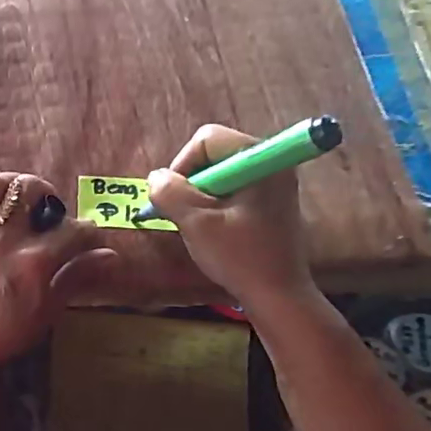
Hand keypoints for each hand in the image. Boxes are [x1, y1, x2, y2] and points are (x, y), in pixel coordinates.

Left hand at [0, 171, 115, 374]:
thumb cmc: (5, 332)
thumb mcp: (48, 310)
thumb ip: (76, 276)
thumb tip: (110, 255)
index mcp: (36, 260)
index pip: (75, 229)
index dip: (89, 232)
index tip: (87, 240)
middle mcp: (7, 239)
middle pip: (29, 190)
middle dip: (46, 192)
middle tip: (47, 208)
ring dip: (11, 183)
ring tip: (19, 195)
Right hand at [147, 124, 315, 308]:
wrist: (276, 291)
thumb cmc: (238, 255)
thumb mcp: (196, 223)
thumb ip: (171, 194)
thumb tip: (154, 177)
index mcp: (259, 160)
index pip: (207, 140)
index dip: (182, 166)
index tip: (175, 200)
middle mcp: (270, 161)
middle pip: (211, 152)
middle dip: (188, 181)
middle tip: (183, 213)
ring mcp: (271, 180)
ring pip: (216, 171)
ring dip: (197, 194)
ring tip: (195, 222)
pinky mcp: (268, 197)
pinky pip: (228, 186)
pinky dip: (210, 201)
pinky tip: (209, 225)